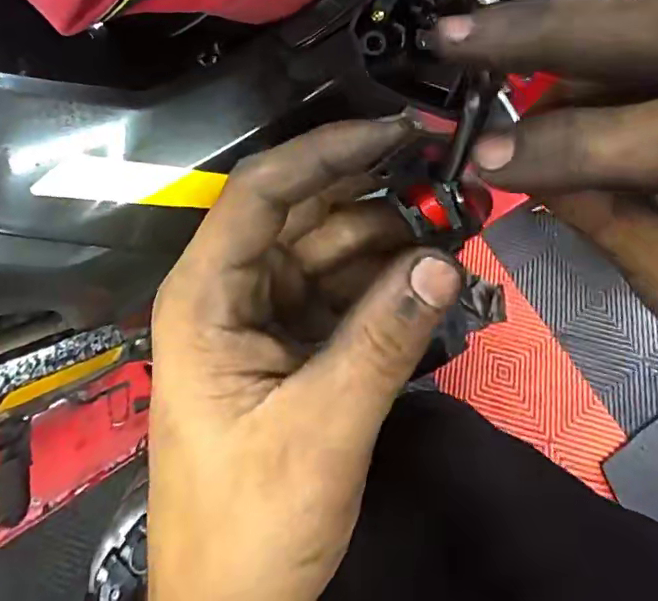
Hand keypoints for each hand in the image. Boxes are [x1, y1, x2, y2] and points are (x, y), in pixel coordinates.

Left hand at [148, 119, 465, 600]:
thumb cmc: (246, 525)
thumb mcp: (319, 432)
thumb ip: (383, 341)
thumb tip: (443, 260)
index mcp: (205, 294)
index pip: (262, 191)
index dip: (327, 151)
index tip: (394, 132)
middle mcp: (231, 287)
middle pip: (304, 210)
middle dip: (373, 190)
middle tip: (441, 175)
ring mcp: (265, 311)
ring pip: (332, 245)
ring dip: (391, 233)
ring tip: (453, 223)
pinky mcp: (295, 337)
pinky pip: (346, 286)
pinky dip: (389, 276)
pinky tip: (432, 269)